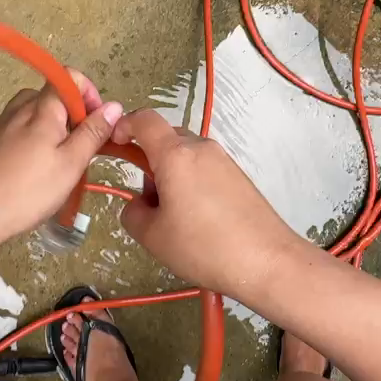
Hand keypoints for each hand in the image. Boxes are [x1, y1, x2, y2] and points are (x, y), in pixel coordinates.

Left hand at [0, 70, 122, 240]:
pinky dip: (29, 139)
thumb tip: (114, 105)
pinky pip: (15, 129)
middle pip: (51, 95)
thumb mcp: (71, 164)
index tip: (97, 122)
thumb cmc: (28, 190)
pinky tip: (29, 170)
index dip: (89, 92)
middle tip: (79, 148)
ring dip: (49, 128)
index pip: (69, 76)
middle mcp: (19, 107)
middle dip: (71, 115)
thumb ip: (93, 133)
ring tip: (55, 161)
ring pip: (31, 112)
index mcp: (43, 107)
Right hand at [111, 109, 304, 297]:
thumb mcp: (153, 237)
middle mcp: (200, 147)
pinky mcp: (238, 174)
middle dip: (149, 160)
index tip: (114, 143)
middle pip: (166, 138)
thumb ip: (133, 212)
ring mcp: (223, 159)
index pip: (144, 120)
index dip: (124, 125)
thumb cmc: (204, 246)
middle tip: (148, 200)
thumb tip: (140, 202)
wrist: (266, 260)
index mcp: (175, 154)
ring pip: (185, 154)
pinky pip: (204, 167)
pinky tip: (199, 220)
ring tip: (175, 218)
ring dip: (171, 174)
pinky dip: (191, 182)